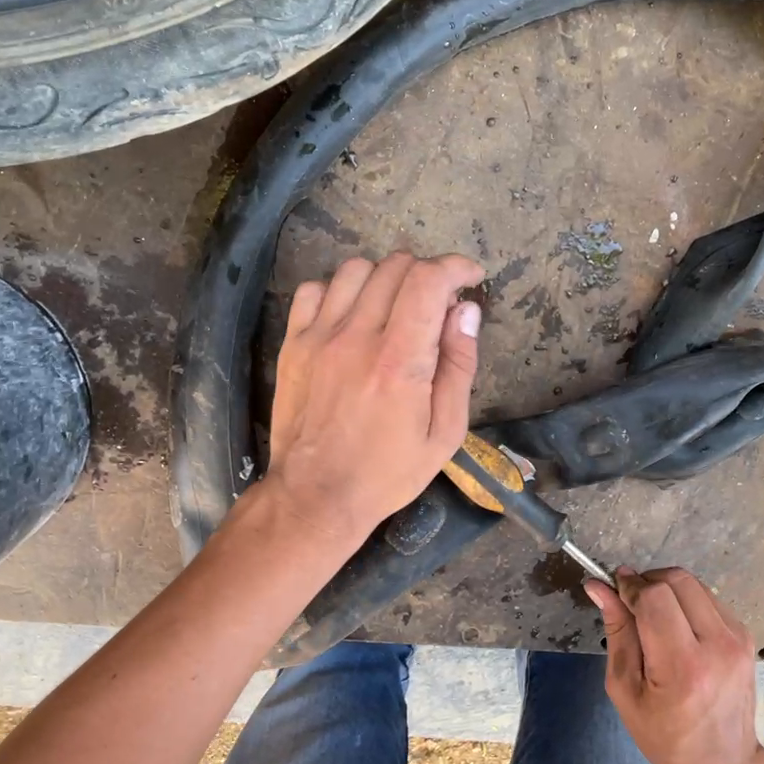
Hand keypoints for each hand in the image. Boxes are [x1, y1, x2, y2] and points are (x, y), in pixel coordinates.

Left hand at [261, 252, 484, 545]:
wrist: (316, 496)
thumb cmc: (388, 472)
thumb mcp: (445, 432)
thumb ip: (459, 366)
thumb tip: (467, 311)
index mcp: (401, 361)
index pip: (428, 280)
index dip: (456, 267)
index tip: (470, 276)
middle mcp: (357, 338)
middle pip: (396, 267)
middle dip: (427, 274)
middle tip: (437, 304)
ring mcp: (319, 337)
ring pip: (356, 269)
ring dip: (386, 279)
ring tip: (396, 308)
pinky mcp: (293, 344)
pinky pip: (315, 289)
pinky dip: (341, 291)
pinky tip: (354, 317)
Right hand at [585, 567, 763, 763]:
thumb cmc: (664, 736)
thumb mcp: (625, 690)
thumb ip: (616, 631)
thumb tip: (599, 586)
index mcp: (683, 668)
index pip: (654, 598)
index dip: (630, 586)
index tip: (614, 587)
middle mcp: (717, 647)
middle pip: (676, 581)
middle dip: (647, 581)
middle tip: (631, 602)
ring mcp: (737, 640)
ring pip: (694, 584)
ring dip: (667, 589)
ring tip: (652, 617)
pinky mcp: (746, 636)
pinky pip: (710, 599)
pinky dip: (687, 602)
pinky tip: (677, 628)